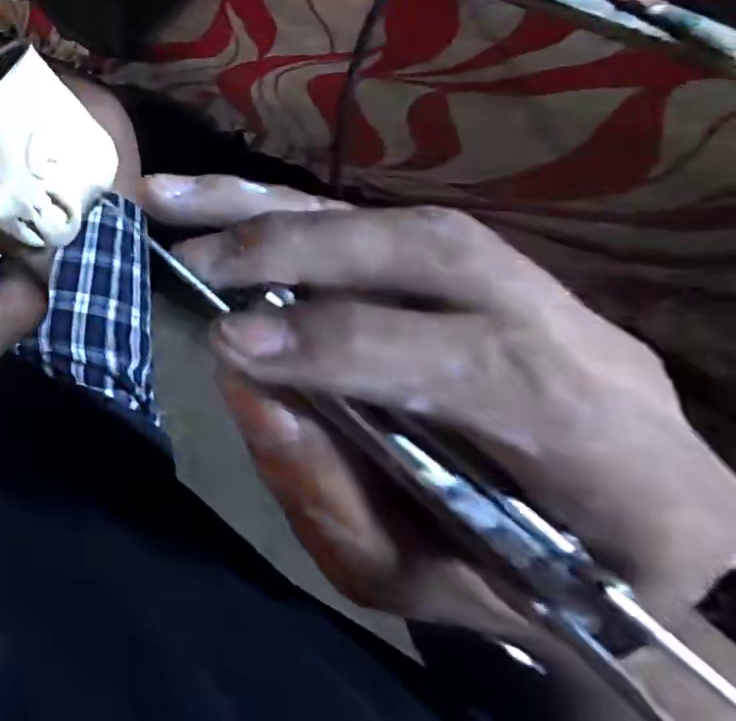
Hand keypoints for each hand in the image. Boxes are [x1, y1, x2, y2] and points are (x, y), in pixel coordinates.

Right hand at [142, 174, 735, 632]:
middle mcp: (576, 344)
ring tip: (163, 198)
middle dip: (297, 249)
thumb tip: (237, 383)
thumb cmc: (505, 578)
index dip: (343, 346)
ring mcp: (524, 294)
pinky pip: (361, 220)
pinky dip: (270, 205)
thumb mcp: (412, 580)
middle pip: (440, 256)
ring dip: (263, 207)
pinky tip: (199, 199)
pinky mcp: (458, 272)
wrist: (615, 547)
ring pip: (394, 221)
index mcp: (603, 449)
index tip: (227, 343)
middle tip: (189, 262)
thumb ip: (327, 494)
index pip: (477, 368)